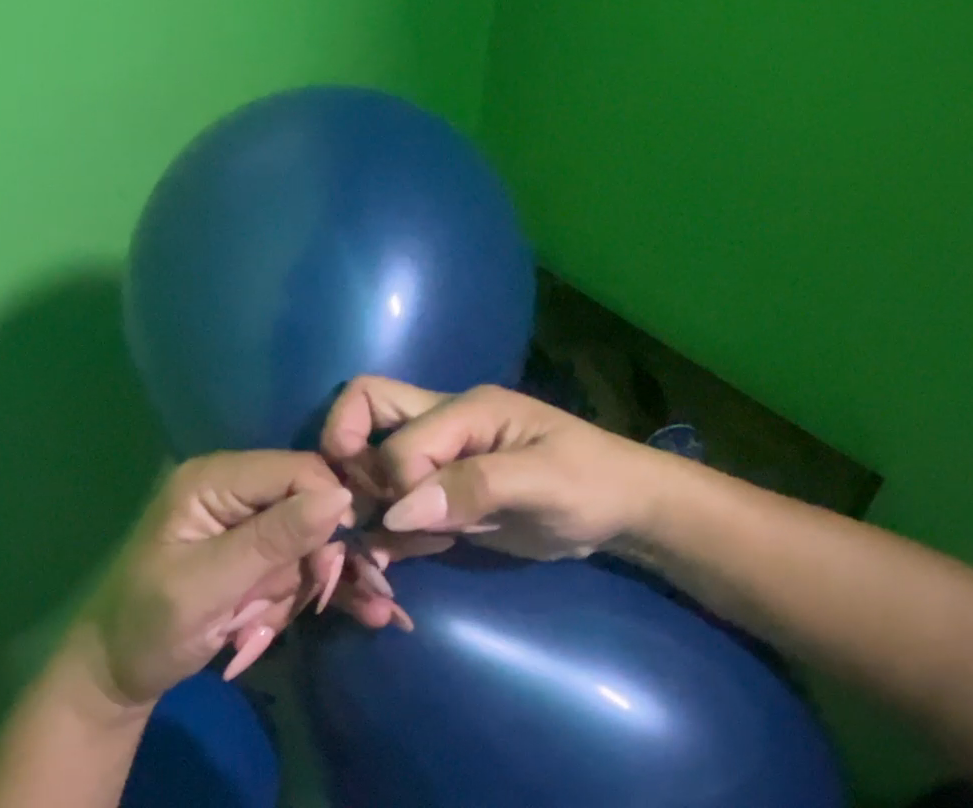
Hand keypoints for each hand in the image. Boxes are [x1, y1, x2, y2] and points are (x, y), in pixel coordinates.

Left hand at [76, 450, 355, 707]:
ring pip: (307, 540)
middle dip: (310, 561)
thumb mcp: (210, 586)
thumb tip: (341, 497)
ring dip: (296, 588)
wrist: (115, 677)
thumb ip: (274, 539)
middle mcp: (232, 488)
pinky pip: (293, 563)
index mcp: (214, 478)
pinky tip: (256, 628)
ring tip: (252, 627)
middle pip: (310, 504)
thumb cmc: (148, 627)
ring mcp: (241, 519)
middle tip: (291, 606)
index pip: (298, 470)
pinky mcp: (249, 549)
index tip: (330, 567)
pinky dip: (287, 597)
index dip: (328, 509)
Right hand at [319, 377, 666, 562]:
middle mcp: (445, 426)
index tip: (418, 520)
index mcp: (468, 410)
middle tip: (362, 515)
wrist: (622, 512)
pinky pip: (396, 504)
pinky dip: (385, 533)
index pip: (400, 435)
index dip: (397, 479)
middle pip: (369, 410)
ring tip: (379, 553)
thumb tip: (401, 510)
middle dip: (351, 460)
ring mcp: (443, 461)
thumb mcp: (545, 482)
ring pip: (373, 459)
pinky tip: (395, 563)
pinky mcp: (445, 497)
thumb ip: (475, 486)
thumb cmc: (592, 483)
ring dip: (364, 504)